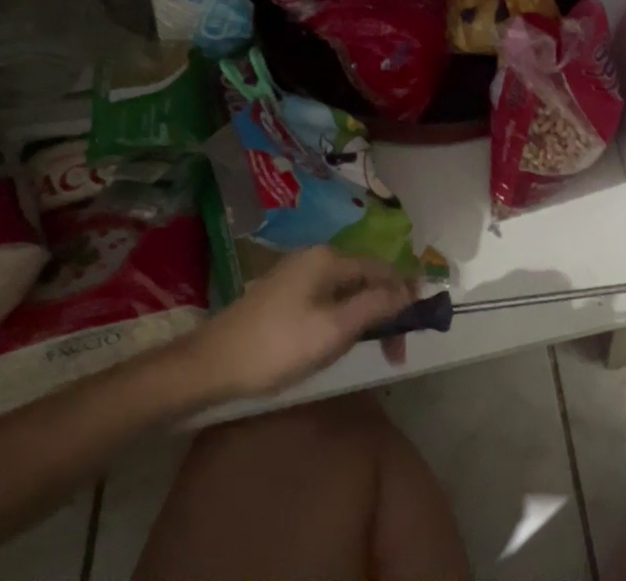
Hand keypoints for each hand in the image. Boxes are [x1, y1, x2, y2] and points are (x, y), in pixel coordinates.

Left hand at [176, 246, 416, 402]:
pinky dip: (343, 318)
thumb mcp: (335, 328)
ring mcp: (296, 276)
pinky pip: (327, 300)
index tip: (418, 327)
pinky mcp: (282, 296)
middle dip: (386, 311)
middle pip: (366, 279)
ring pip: (347, 292)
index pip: (384, 269)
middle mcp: (315, 259)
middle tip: (395, 350)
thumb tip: (410, 289)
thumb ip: (377, 305)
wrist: (207, 366)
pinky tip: (339, 342)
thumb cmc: (277, 346)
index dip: (406, 294)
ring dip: (365, 318)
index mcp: (329, 259)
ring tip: (371, 350)